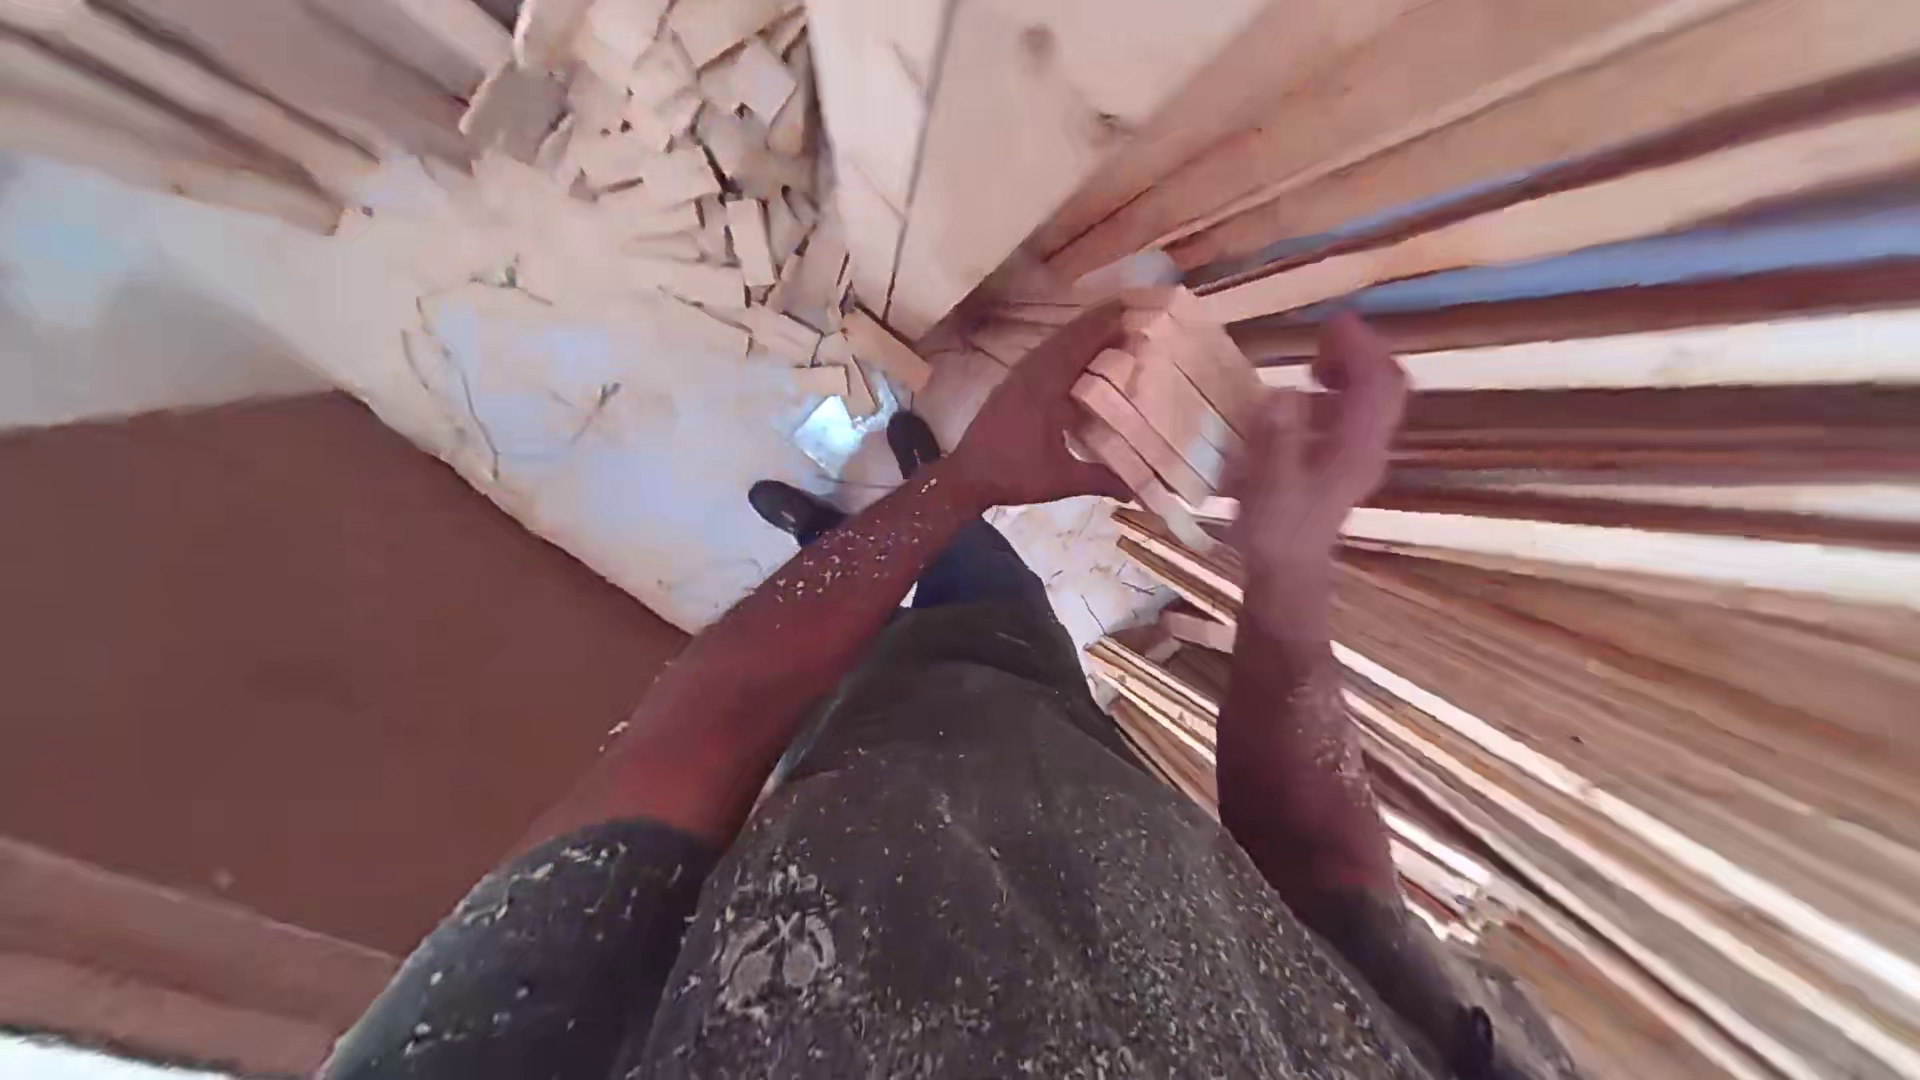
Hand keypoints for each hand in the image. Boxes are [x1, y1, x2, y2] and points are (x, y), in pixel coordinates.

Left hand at [940, 303, 1132, 509]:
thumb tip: (1137, 489)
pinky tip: (1070, 353)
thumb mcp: (1061, 480)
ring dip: (1075, 333)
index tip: (1129, 317)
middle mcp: (1028, 376)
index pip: (1077, 348)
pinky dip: (1059, 347)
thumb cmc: (1013, 475)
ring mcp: (1015, 379)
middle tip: (1122, 310)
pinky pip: (1038, 357)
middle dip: (1093, 322)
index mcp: (1043, 390)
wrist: (967, 477)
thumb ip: (1100, 480)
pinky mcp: (1007, 387)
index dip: (1102, 330)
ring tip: (1103, 325)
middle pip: (1064, 339)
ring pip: (1049, 345)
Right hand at [1229, 312, 1406, 578]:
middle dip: (1360, 353)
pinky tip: (1306, 402)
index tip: (1331, 323)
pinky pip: (1355, 418)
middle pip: (1385, 386)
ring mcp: (1359, 458)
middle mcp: (1368, 447)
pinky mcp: (1345, 466)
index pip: (1376, 383)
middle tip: (1322, 338)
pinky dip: (1338, 396)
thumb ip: (1278, 435)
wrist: (1288, 571)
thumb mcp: (1269, 482)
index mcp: (1354, 448)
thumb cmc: (1276, 529)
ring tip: (1313, 363)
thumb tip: (1283, 392)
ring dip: (1350, 373)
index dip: (1360, 347)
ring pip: (1373, 402)